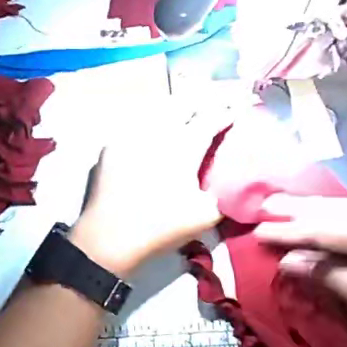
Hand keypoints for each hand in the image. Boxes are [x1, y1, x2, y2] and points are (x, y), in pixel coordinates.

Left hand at [67, 106, 228, 275]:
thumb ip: (227, 193)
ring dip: (175, 114)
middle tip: (212, 112)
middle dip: (201, 107)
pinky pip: (136, 129)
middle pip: (185, 106)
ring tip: (185, 120)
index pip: (212, 117)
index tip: (237, 111)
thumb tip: (238, 181)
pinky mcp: (111, 148)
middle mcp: (158, 132)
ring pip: (158, 113)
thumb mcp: (207, 216)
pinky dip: (150, 129)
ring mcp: (131, 137)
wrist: (109, 240)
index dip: (227, 112)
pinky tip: (153, 140)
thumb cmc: (162, 227)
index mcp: (185, 146)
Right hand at [254, 196, 346, 346]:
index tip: (254, 229)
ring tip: (295, 212)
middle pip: (336, 208)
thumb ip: (333, 276)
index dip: (284, 230)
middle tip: (264, 205)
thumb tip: (292, 260)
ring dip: (325, 212)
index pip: (318, 225)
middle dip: (299, 209)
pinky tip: (345, 225)